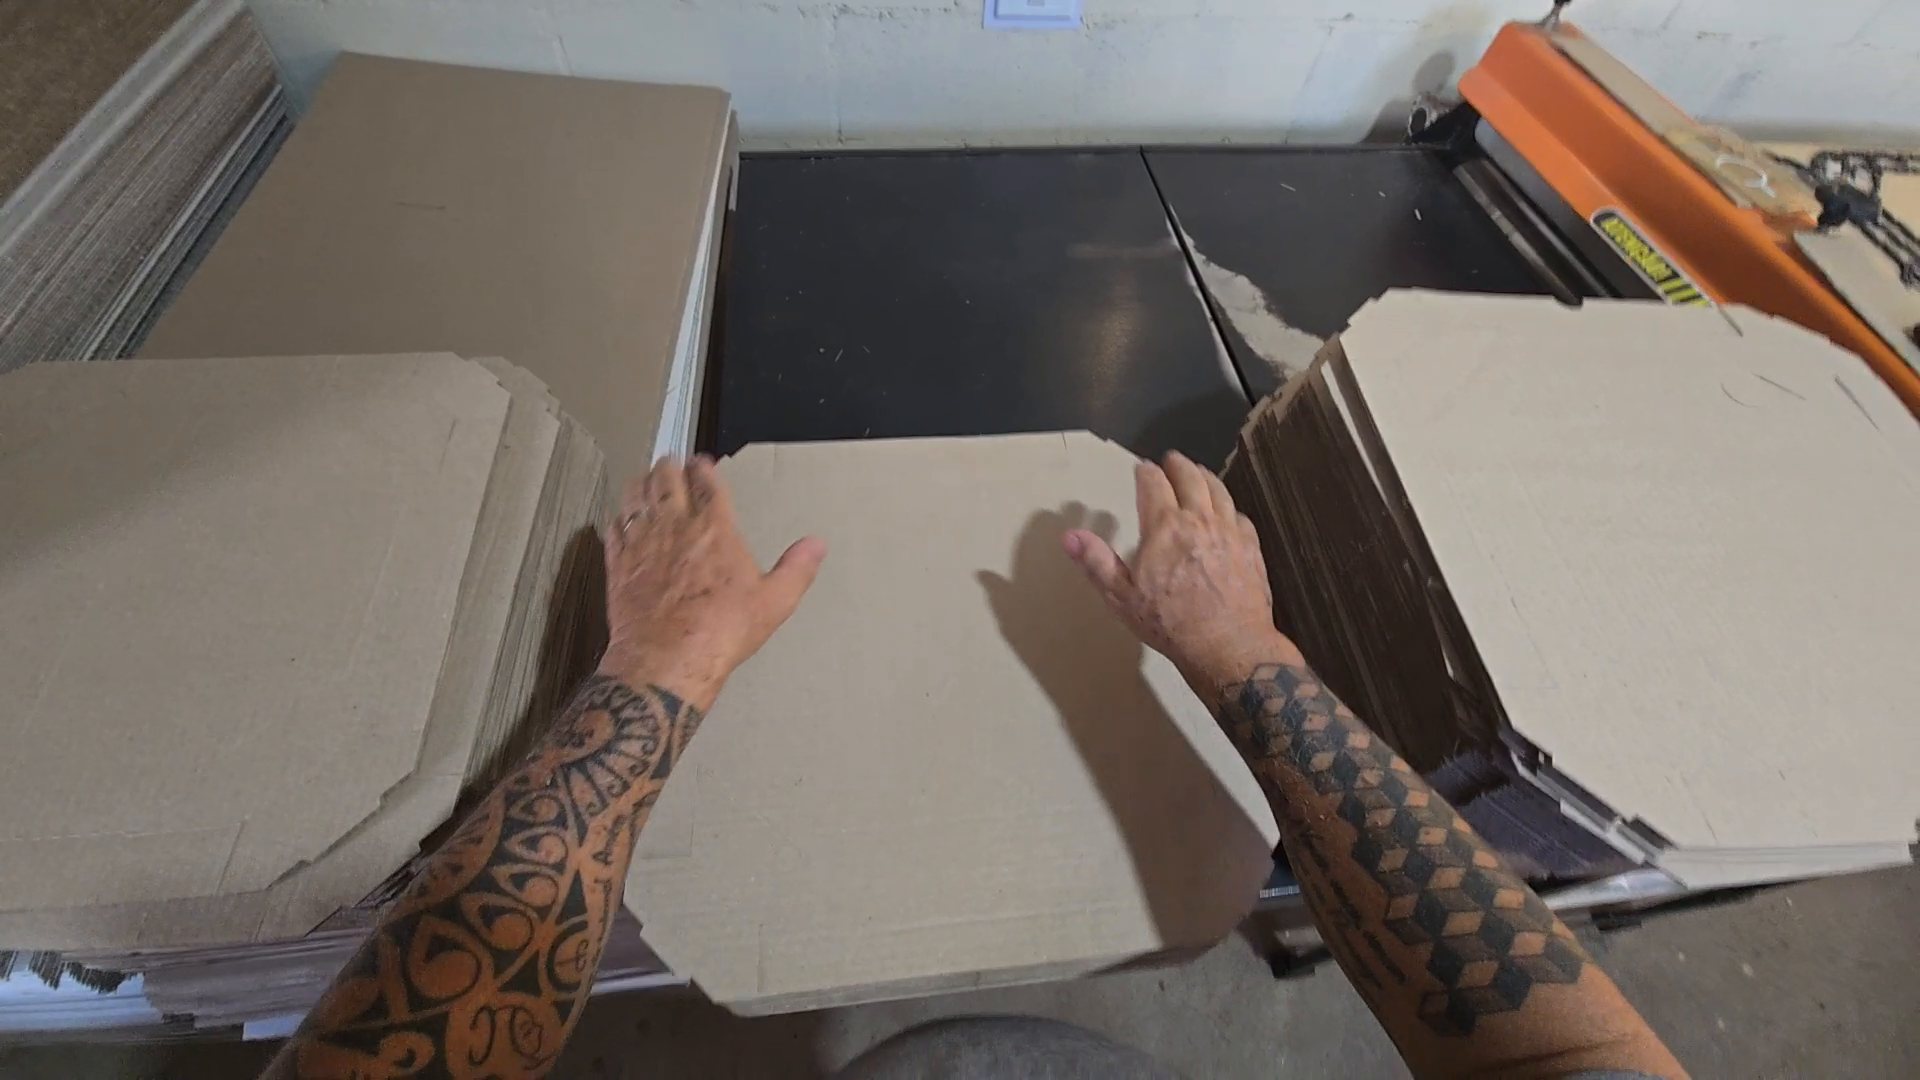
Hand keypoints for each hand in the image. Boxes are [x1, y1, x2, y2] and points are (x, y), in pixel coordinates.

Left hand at [598, 456, 825, 709]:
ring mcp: (642, 543)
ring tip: (645, 479)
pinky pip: (614, 528)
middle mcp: (675, 526)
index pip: (706, 483)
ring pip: (636, 497)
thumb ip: (797, 568)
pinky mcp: (619, 565)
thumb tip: (817, 545)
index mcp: (715, 528)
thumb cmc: (722, 629)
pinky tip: (621, 518)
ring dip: (642, 483)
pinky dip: (619, 517)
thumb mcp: (775, 601)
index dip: (703, 468)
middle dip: (669, 467)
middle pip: (666, 480)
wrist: (667, 659)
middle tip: (671, 463)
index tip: (702, 462)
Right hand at [1062, 452, 1301, 701]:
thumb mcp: (1122, 596)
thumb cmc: (1170, 623)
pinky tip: (1226, 512)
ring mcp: (1230, 532)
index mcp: (1165, 527)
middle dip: (1178, 465)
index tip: (1142, 468)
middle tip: (1172, 460)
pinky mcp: (1251, 549)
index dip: (1146, 472)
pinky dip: (1228, 507)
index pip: (1154, 484)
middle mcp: (1199, 520)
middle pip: (1191, 478)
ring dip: (1206, 477)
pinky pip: (1239, 516)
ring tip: (1199, 473)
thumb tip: (1070, 536)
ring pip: (1219, 491)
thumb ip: (1096, 562)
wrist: (1228, 645)